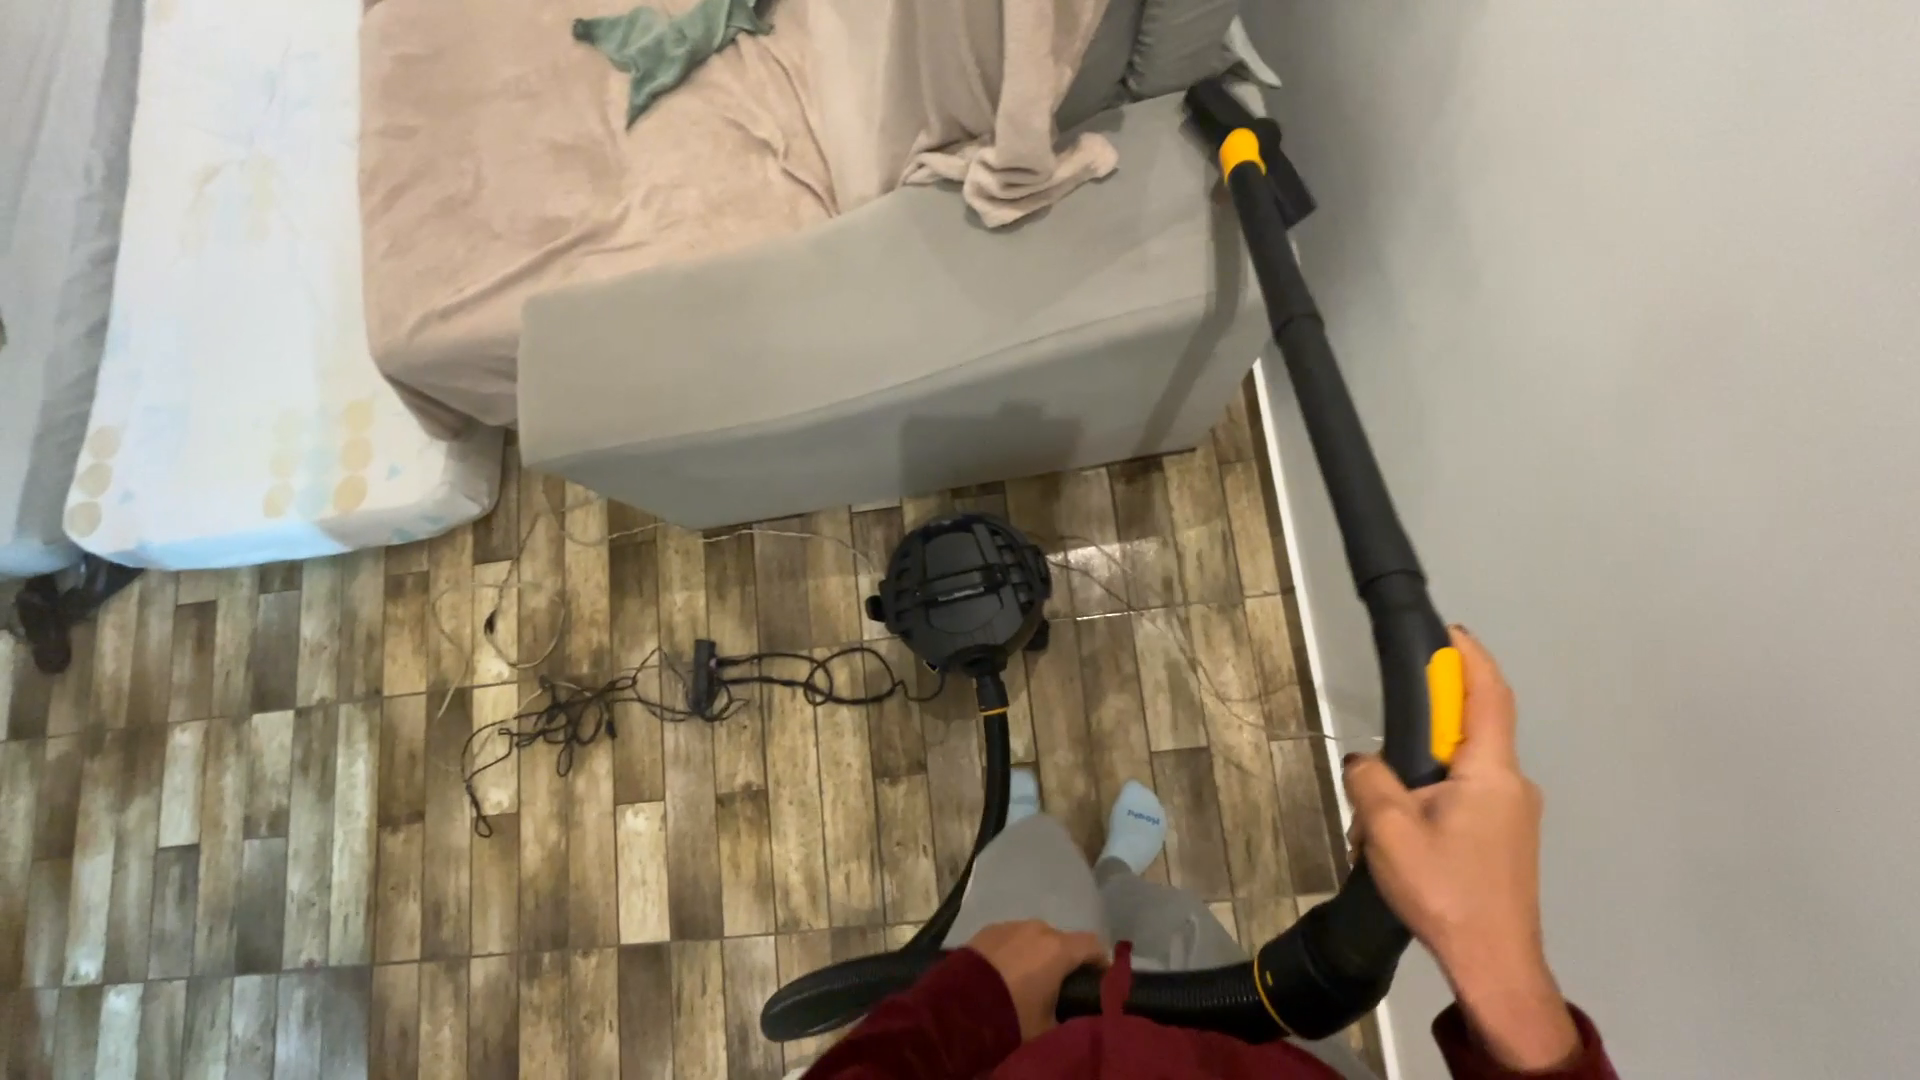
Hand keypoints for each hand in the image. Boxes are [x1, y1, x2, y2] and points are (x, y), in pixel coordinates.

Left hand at [963, 920, 1105, 1041]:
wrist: (959, 1007)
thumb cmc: (1012, 1016)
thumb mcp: (1049, 1027)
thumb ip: (1067, 1013)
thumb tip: (1072, 1011)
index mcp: (1059, 949)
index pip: (1094, 944)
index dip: (1101, 962)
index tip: (1100, 980)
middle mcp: (1038, 928)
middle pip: (1062, 940)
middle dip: (1064, 960)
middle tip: (1059, 987)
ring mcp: (1011, 924)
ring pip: (1035, 937)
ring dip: (1037, 954)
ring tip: (1027, 980)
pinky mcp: (989, 928)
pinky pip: (1012, 938)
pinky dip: (1014, 951)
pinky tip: (1004, 973)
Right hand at [1343, 627, 1579, 1071]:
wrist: (1494, 965)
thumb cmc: (1445, 888)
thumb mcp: (1387, 827)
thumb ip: (1370, 778)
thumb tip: (1365, 761)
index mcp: (1490, 772)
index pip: (1487, 697)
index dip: (1469, 658)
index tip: (1447, 631)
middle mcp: (1510, 784)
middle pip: (1467, 733)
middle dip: (1419, 735)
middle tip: (1378, 769)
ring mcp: (1511, 814)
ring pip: (1456, 772)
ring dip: (1414, 779)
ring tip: (1375, 824)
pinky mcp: (1502, 839)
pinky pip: (1460, 799)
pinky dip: (1425, 801)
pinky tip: (1395, 840)